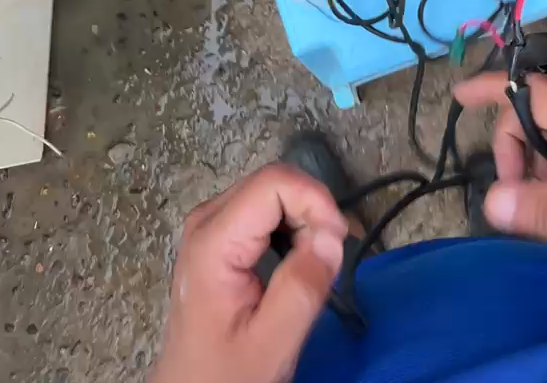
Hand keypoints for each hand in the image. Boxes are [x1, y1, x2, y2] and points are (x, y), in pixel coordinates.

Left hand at [151, 163, 348, 382]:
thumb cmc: (227, 375)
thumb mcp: (270, 344)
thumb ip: (302, 287)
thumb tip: (333, 235)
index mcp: (213, 240)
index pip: (273, 182)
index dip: (314, 199)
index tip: (339, 239)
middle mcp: (207, 219)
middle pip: (273, 182)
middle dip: (312, 208)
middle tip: (332, 254)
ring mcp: (210, 224)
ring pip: (271, 191)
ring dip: (304, 216)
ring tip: (319, 258)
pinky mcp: (219, 235)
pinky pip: (264, 208)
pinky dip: (291, 224)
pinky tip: (299, 257)